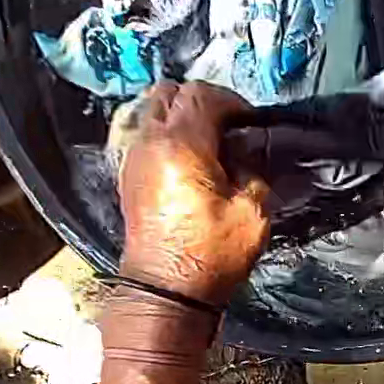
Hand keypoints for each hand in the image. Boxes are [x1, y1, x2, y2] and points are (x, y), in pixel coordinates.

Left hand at [112, 82, 269, 304]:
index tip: (251, 123)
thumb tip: (246, 159)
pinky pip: (146, 136)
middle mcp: (149, 141)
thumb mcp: (253, 215)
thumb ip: (254, 175)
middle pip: (169, 93)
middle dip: (202, 102)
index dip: (232, 102)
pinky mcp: (129, 176)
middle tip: (229, 128)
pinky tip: (191, 163)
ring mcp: (133, 157)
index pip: (202, 95)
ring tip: (210, 145)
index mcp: (182, 145)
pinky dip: (168, 137)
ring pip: (153, 112)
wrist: (166, 290)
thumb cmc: (211, 253)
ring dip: (182, 118)